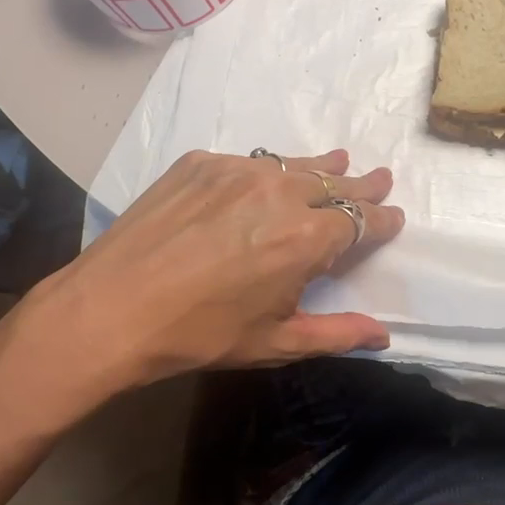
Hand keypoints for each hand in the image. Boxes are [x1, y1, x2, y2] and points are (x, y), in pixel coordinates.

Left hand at [0, 149, 402, 423]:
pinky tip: (266, 180)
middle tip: (380, 178)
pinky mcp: (200, 163)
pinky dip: (268, 171)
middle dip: (361, 185)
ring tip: (339, 160)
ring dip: (321, 167)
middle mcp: (279, 192)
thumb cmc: (199, 335)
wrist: (110, 309)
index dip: (381, 220)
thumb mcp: (274, 343)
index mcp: (306, 238)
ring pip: (294, 165)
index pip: (360, 221)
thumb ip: (336, 334)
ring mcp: (237, 171)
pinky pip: (249, 162)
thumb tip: (383, 336)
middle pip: (334, 183)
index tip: (394, 216)